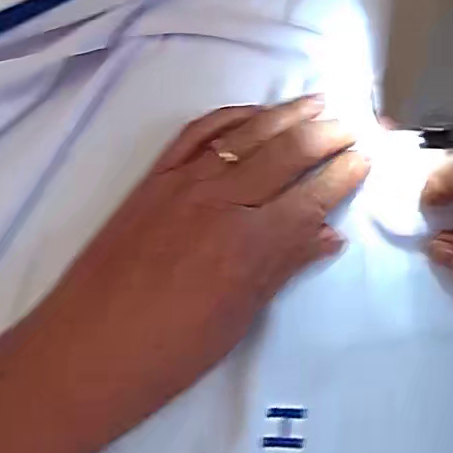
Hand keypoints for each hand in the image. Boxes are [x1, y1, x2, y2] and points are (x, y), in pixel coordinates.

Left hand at [12, 95, 368, 438]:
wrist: (82, 350)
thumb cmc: (168, 352)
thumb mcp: (237, 319)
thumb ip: (283, 267)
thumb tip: (330, 234)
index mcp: (248, 244)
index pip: (312, 196)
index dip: (346, 172)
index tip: (370, 153)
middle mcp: (222, 201)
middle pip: (288, 154)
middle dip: (329, 133)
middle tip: (357, 119)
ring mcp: (185, 181)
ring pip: (248, 134)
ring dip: (288, 114)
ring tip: (318, 100)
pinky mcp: (154, 176)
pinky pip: (198, 132)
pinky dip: (230, 116)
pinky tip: (253, 110)